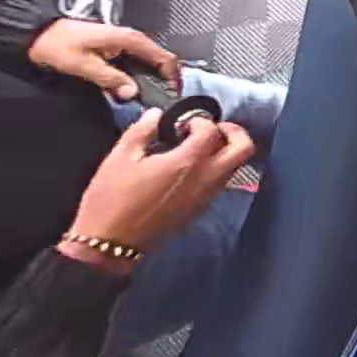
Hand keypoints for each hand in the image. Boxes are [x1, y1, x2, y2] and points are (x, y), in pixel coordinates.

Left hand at [29, 19, 178, 100]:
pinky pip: (134, 62)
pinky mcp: (112, 47)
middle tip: (162, 96)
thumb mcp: (82, 65)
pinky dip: (137, 74)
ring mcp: (121, 42)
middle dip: (163, 78)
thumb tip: (132, 92)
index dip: (171, 75)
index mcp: (127, 39)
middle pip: (158, 59)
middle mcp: (128, 38)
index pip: (163, 57)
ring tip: (148, 94)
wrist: (30, 32)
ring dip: (149, 77)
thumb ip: (110, 79)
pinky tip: (130, 86)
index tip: (172, 92)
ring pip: (146, 61)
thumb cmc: (54, 43)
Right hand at [63, 110, 255, 267]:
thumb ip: (142, 131)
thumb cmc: (112, 197)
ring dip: (228, 149)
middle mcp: (207, 177)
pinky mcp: (204, 205)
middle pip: (244, 149)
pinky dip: (219, 165)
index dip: (201, 121)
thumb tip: (156, 114)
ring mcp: (209, 194)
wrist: (112, 242)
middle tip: (213, 128)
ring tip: (202, 144)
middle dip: (235, 131)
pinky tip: (194, 164)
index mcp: (188, 163)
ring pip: (237, 165)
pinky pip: (224, 179)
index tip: (183, 122)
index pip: (212, 132)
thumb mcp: (120, 157)